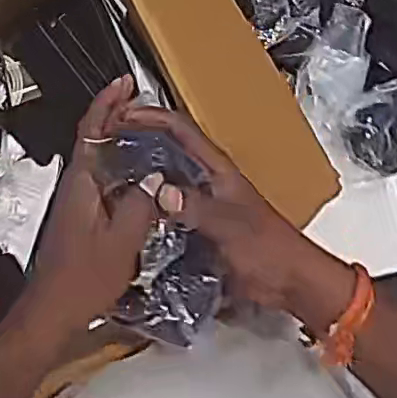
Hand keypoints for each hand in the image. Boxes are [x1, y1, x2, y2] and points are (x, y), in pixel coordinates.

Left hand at [7, 76, 159, 343]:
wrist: (53, 308)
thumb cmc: (85, 277)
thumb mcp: (121, 243)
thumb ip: (140, 207)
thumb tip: (157, 177)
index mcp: (82, 179)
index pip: (92, 128)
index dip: (107, 101)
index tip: (124, 81)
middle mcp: (77, 180)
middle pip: (93, 134)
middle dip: (113, 111)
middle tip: (139, 96)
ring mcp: (77, 195)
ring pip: (97, 153)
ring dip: (116, 134)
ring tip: (143, 124)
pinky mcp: (82, 210)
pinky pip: (101, 172)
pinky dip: (118, 159)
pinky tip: (138, 169)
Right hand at [121, 106, 352, 325]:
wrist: (290, 283)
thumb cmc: (268, 247)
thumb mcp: (231, 225)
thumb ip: (196, 207)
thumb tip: (159, 190)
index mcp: (215, 165)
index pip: (178, 126)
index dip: (150, 115)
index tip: (121, 116)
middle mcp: (204, 175)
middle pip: (166, 144)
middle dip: (138, 136)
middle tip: (106, 140)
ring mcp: (200, 197)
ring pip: (163, 172)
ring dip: (140, 167)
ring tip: (109, 169)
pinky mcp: (197, 221)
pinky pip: (165, 202)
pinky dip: (147, 199)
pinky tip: (128, 207)